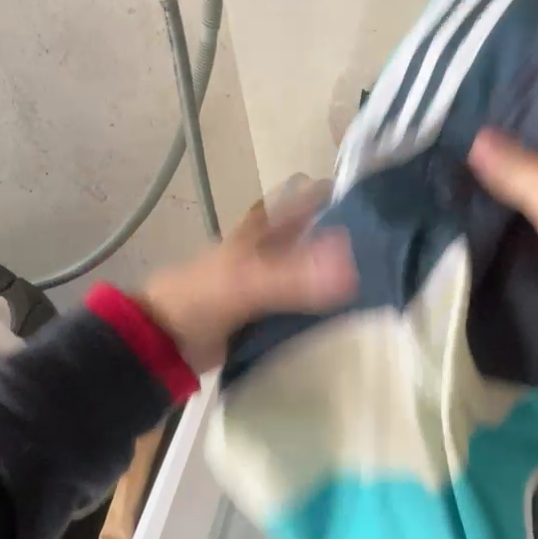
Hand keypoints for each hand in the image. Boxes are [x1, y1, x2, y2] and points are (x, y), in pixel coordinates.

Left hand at [140, 180, 356, 371]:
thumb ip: (295, 277)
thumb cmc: (200, 300)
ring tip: (370, 283)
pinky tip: (343, 319)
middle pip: (301, 240)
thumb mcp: (247, 282)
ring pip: (302, 276)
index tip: (357, 196)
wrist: (163, 343)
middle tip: (374, 247)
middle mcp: (259, 256)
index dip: (318, 195)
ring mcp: (260, 289)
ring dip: (329, 279)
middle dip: (332, 240)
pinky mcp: (261, 319)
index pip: (290, 203)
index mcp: (253, 235)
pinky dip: (317, 312)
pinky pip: (296, 311)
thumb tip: (351, 269)